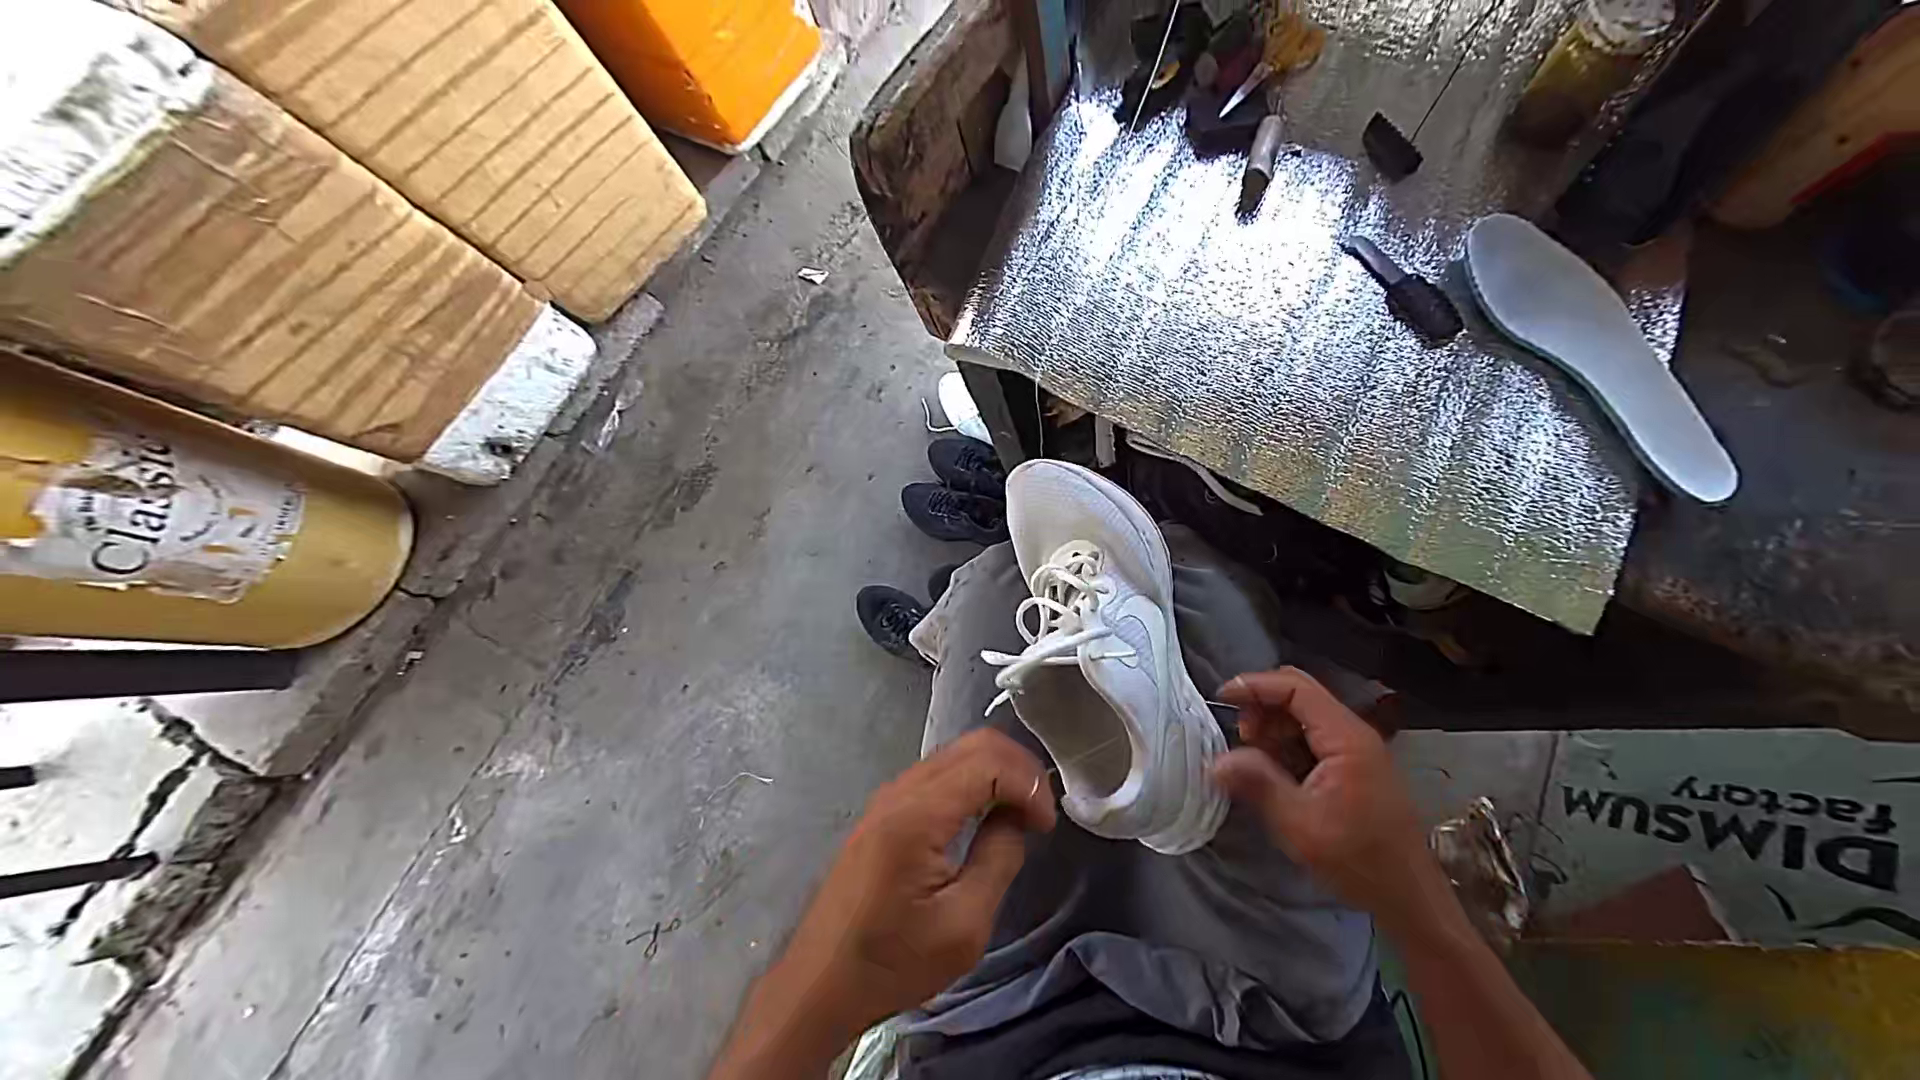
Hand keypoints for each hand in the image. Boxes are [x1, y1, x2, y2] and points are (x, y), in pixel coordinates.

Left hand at [711, 730, 1055, 1077]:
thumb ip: (999, 858)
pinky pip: (939, 773)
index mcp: (918, 814)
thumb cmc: (893, 961)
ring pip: (956, 753)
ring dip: (997, 772)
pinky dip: (974, 780)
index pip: (988, 761)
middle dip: (1018, 769)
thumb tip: (1016, 816)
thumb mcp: (964, 925)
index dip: (1029, 784)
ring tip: (1021, 814)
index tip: (1046, 827)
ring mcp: (889, 795)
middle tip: (1040, 814)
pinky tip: (987, 813)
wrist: (821, 980)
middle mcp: (901, 790)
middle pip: (973, 744)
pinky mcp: (885, 808)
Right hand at [1212, 668, 1440, 932]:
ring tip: (1255, 761)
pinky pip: (1311, 738)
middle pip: (1298, 694)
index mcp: (1346, 738)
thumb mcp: (1299, 825)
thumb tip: (1216, 762)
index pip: (1295, 687)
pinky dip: (1285, 745)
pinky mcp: (1352, 766)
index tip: (1221, 699)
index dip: (1254, 685)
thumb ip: (1257, 783)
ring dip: (1271, 728)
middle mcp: (1354, 733)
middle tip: (1241, 739)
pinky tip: (1274, 772)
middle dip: (1261, 707)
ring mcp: (1355, 749)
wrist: (1410, 899)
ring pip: (1302, 715)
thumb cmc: (1357, 860)